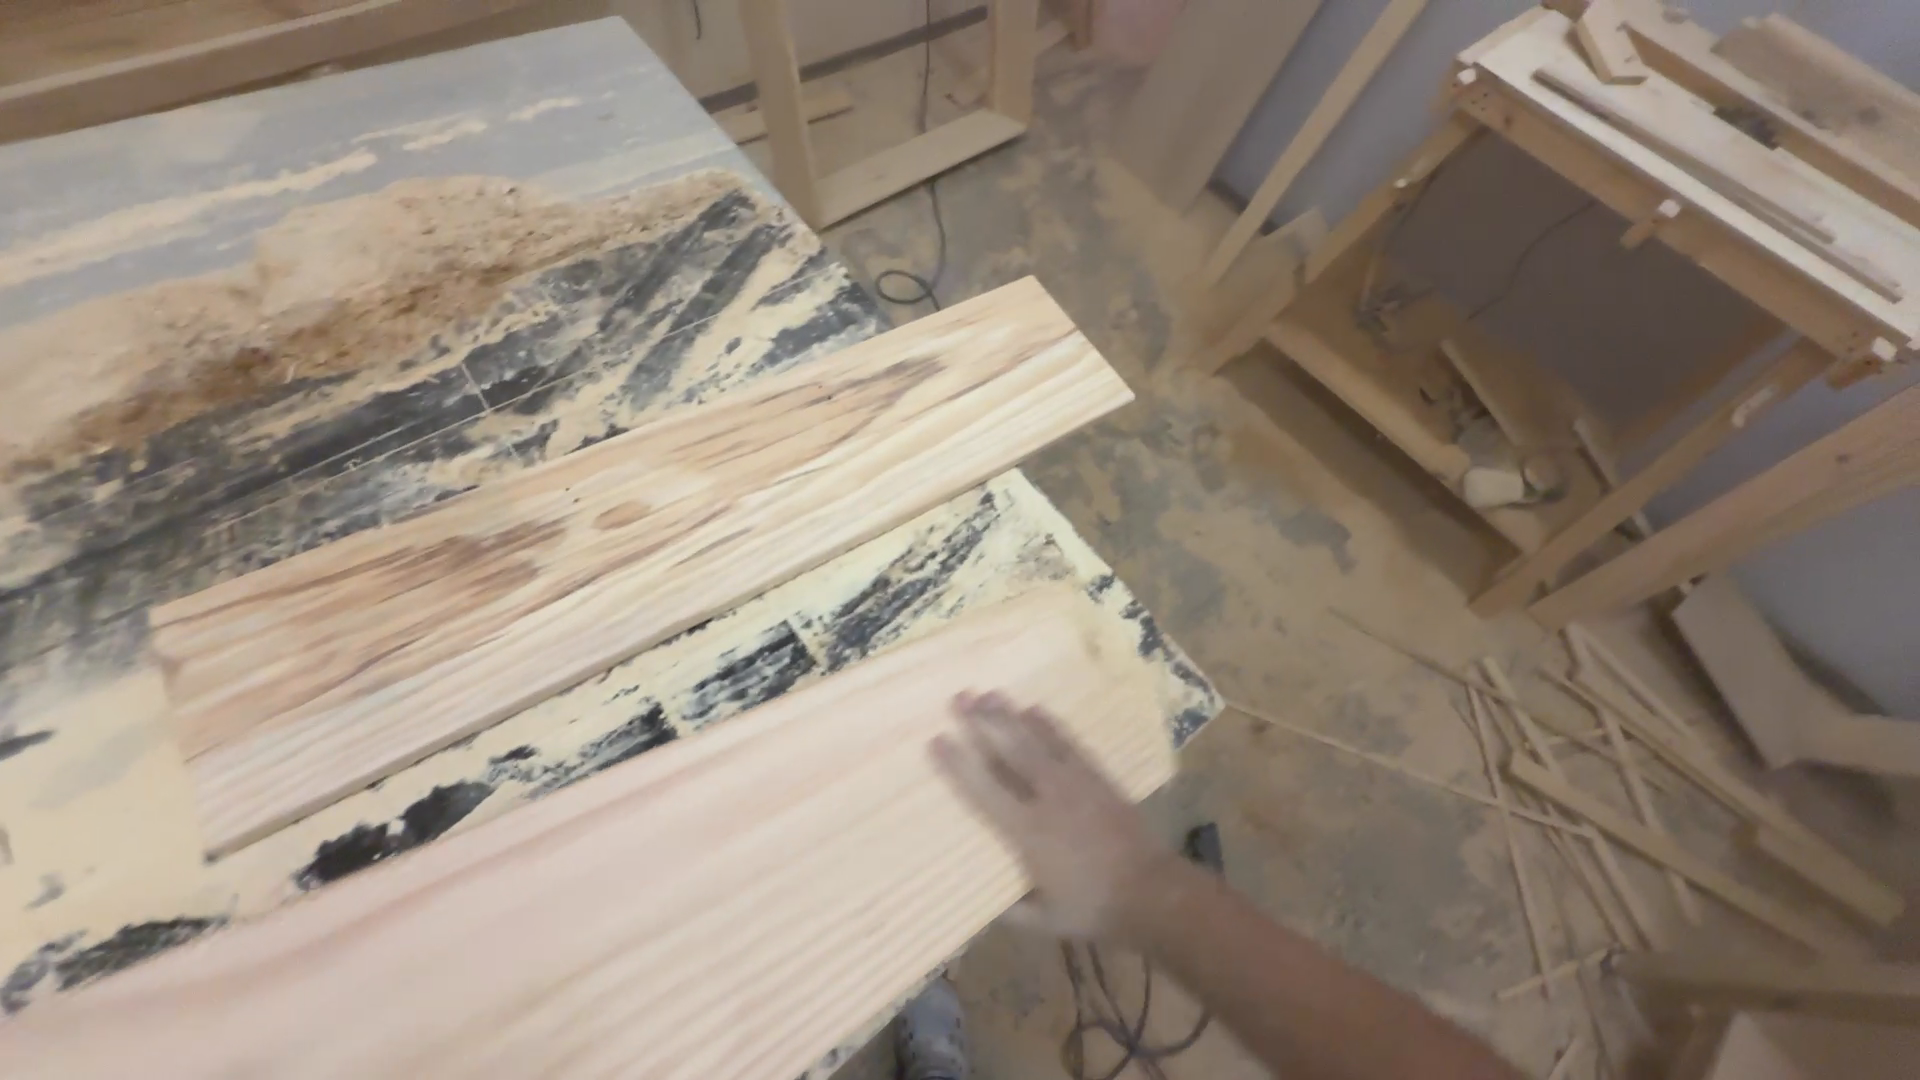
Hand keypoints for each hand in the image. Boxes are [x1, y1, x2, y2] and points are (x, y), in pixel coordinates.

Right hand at [930, 691, 1185, 940]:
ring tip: (989, 693)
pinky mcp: (1097, 777)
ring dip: (1011, 716)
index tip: (937, 740)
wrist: (1152, 892)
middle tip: (960, 697)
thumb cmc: (1094, 908)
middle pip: (1009, 751)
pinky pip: (1068, 743)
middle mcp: (1047, 798)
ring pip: (1036, 740)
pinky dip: (1050, 725)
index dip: (959, 764)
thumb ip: (1011, 911)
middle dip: (982, 723)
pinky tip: (1033, 709)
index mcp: (1027, 831)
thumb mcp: (1045, 921)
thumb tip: (983, 907)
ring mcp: (1075, 783)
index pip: (984, 790)